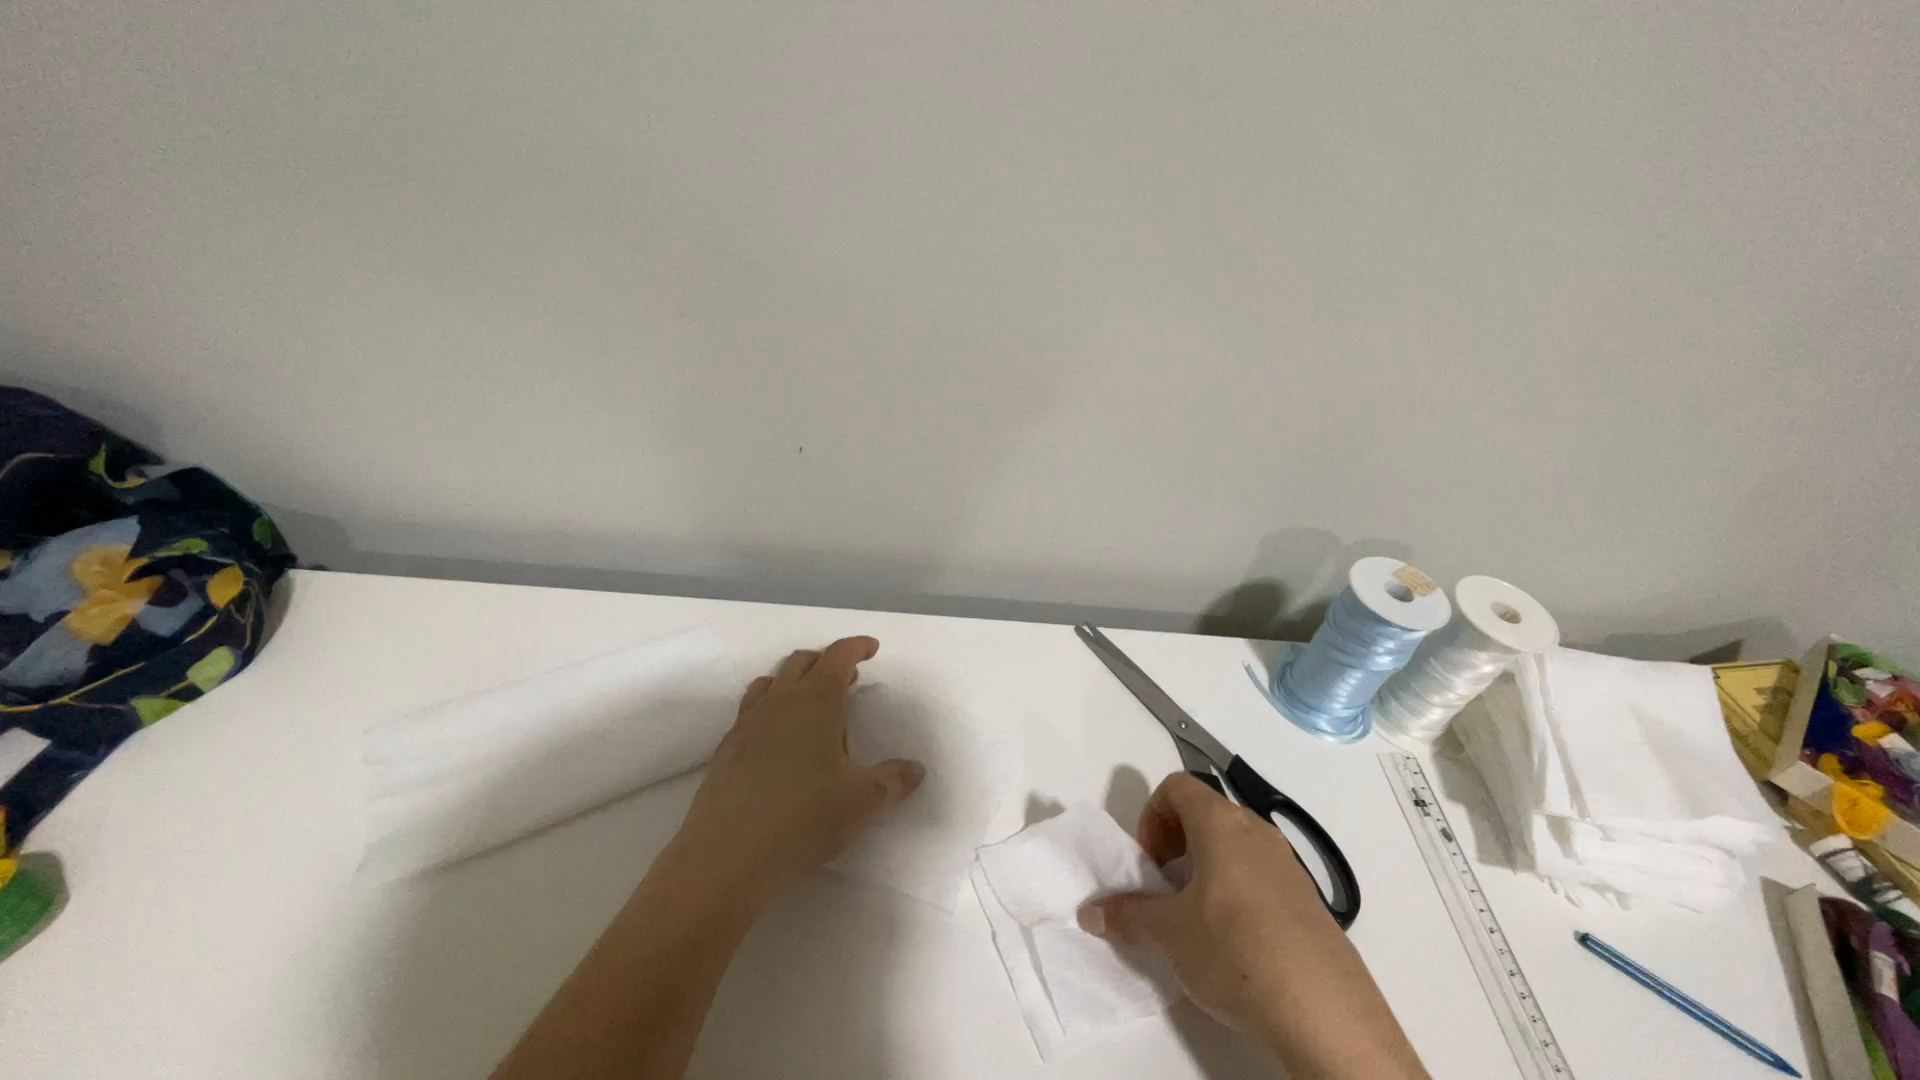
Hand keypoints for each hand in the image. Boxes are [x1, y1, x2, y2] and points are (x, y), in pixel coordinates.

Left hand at [668, 636, 924, 901]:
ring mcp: (748, 724)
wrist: (727, 854)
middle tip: (849, 677)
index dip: (855, 648)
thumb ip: (892, 780)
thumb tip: (916, 768)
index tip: (871, 648)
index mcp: (816, 702)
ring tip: (813, 701)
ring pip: (772, 682)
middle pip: (802, 662)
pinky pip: (752, 710)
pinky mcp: (727, 750)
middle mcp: (779, 703)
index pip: (837, 657)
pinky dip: (772, 707)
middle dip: (827, 661)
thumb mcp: (862, 801)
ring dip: (796, 681)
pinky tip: (780, 738)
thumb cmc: (803, 817)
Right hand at [1077, 773, 1426, 1079]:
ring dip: (1205, 870)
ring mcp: (1288, 866)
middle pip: (1205, 814)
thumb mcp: (1169, 932)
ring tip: (1195, 919)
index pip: (1177, 787)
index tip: (1149, 862)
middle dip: (1175, 844)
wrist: (1324, 1008)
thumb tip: (1090, 912)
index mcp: (1222, 823)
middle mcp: (1257, 832)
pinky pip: (1258, 877)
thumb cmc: (1234, 949)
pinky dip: (1235, 893)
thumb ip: (1127, 915)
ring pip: (1234, 847)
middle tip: (1164, 889)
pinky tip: (1232, 943)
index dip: (1151, 816)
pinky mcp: (1306, 901)